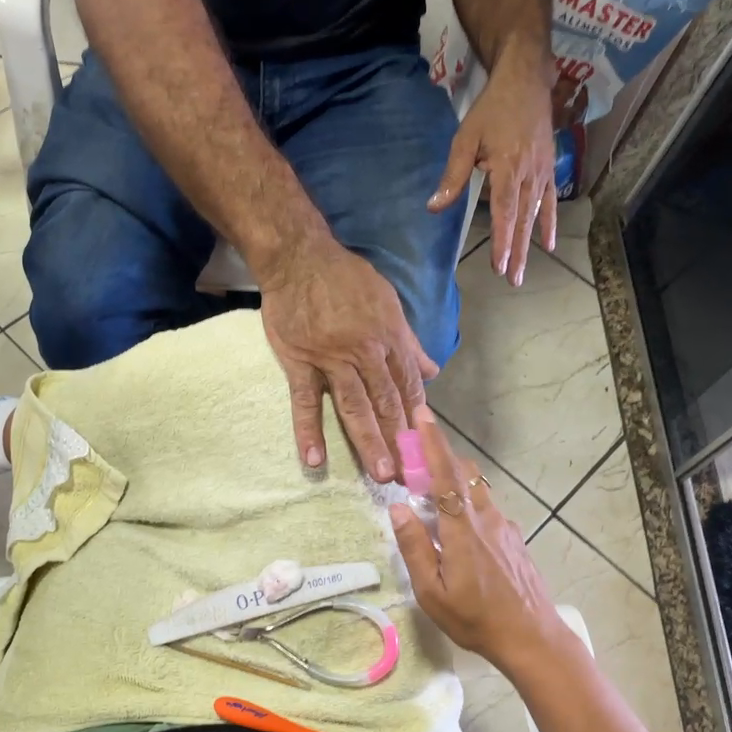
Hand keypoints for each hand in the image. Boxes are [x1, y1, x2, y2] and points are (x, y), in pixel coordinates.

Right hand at [256, 239, 439, 480]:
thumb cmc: (344, 278)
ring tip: (381, 473)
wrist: (299, 257)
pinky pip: (306, 402)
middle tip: (410, 474)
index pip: (409, 385)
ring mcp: (332, 360)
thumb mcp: (387, 301)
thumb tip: (432, 370)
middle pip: (386, 402)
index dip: (418, 418)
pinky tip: (314, 458)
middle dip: (400, 440)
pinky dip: (308, 431)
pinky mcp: (300, 363)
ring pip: (355, 407)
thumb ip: (408, 341)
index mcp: (389, 337)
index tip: (427, 447)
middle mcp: (366, 352)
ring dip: (369, 441)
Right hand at [389, 406, 565, 661]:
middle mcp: (486, 520)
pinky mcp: (515, 540)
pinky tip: (458, 532)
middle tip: (414, 456)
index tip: (422, 415)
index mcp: (462, 530)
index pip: (445, 475)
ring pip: (478, 491)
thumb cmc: (475, 619)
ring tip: (431, 496)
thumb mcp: (431, 591)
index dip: (433, 443)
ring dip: (454, 482)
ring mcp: (505, 528)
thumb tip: (398, 507)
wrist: (532, 638)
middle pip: (465, 474)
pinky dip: (468, 505)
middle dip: (440, 457)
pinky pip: (487, 511)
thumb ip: (414, 547)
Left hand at [429, 54, 556, 287]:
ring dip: (528, 245)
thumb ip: (453, 175)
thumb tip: (434, 207)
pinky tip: (548, 244)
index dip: (502, 241)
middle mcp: (528, 175)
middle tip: (511, 280)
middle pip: (520, 221)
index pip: (504, 213)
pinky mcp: (548, 168)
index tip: (498, 265)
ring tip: (522, 272)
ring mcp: (541, 173)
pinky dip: (549, 223)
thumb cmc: (492, 108)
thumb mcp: (466, 138)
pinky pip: (550, 201)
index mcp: (507, 168)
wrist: (526, 79)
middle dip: (515, 253)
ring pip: (534, 216)